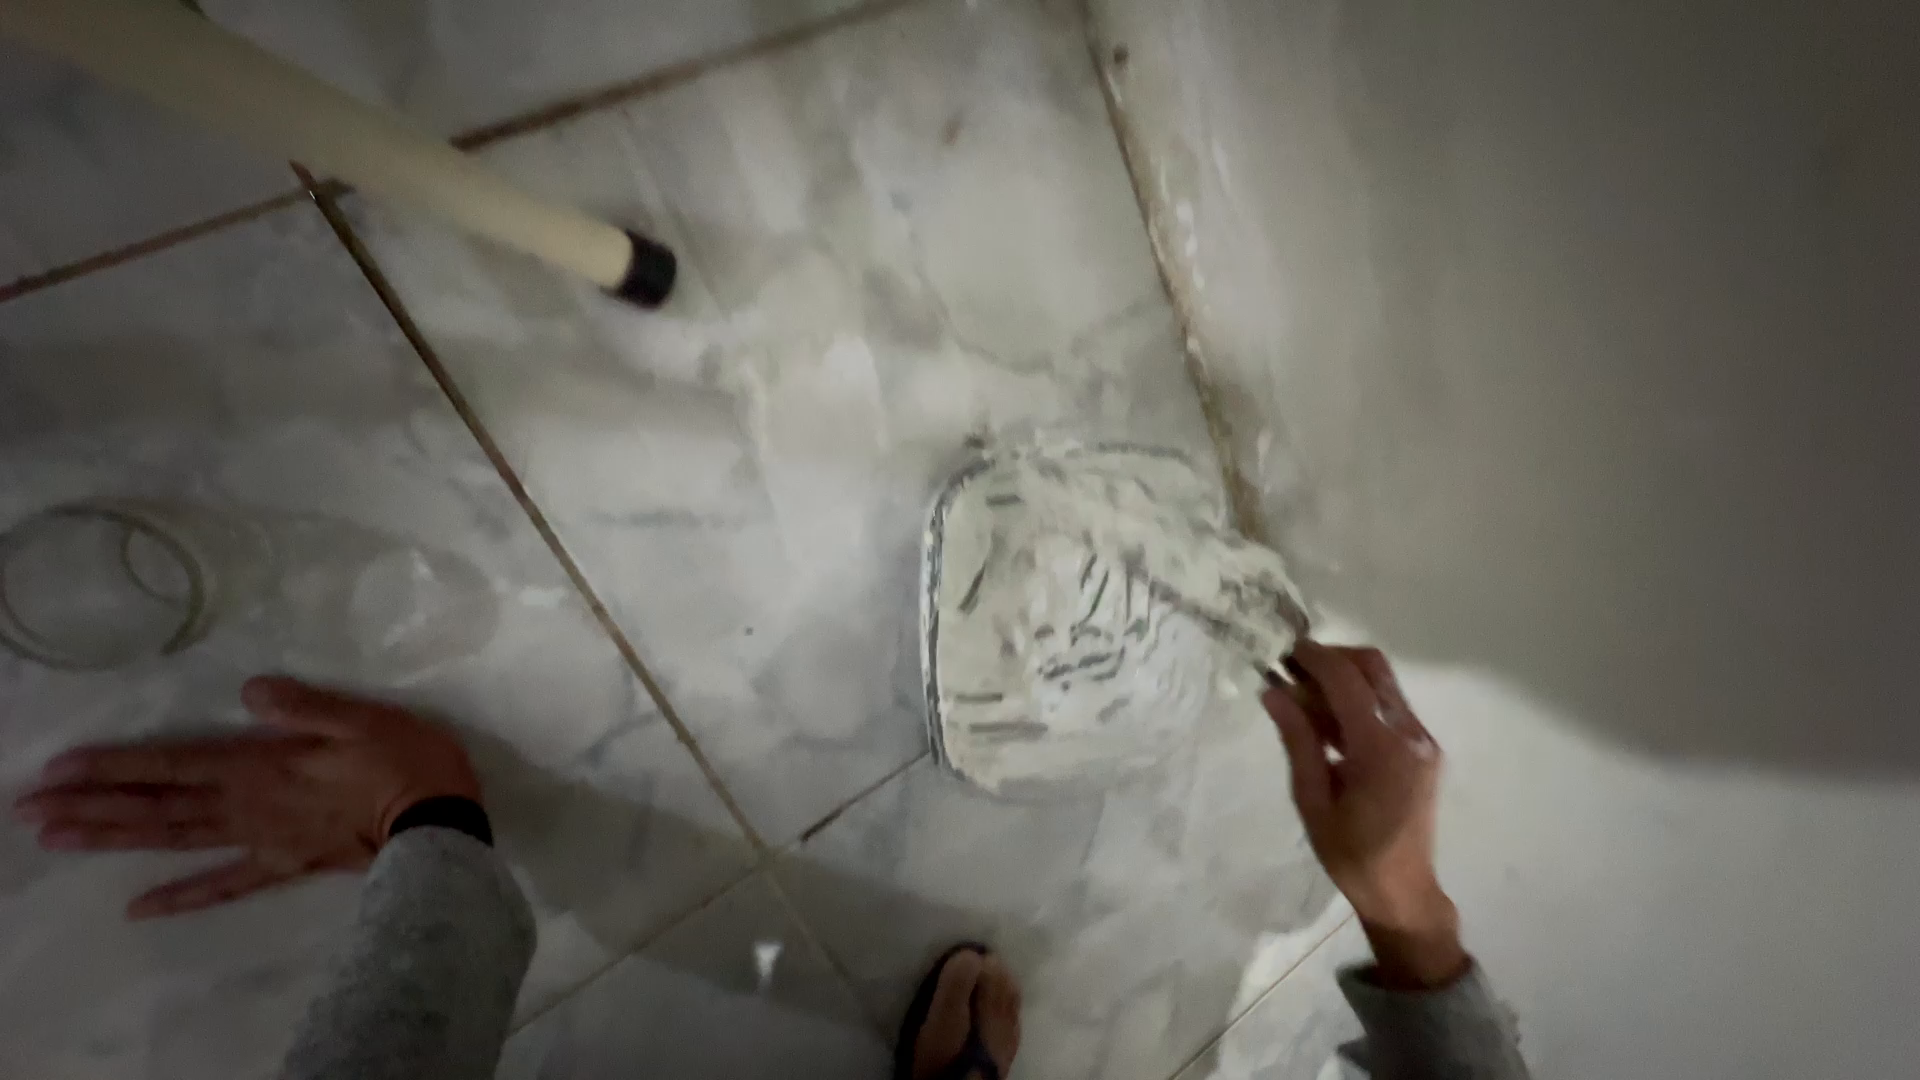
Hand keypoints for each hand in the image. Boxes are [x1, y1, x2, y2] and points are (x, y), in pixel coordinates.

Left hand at [12, 677, 480, 918]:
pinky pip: (226, 885)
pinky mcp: (286, 864)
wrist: (436, 818)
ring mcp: (263, 840)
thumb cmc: (405, 760)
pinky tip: (141, 907)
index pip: (179, 762)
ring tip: (59, 840)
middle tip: (29, 810)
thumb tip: (250, 690)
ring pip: (178, 839)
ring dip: (117, 839)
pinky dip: (183, 896)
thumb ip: (307, 706)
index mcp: (266, 765)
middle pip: (163, 804)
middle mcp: (250, 804)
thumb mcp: (366, 719)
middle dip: (96, 803)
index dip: (119, 763)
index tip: (58, 767)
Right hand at [1263, 642, 1467, 988]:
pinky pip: (1387, 704)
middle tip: (1291, 671)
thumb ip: (1297, 739)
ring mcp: (1422, 740)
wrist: (1403, 892)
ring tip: (1302, 696)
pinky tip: (1326, 721)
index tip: (1281, 650)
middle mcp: (1410, 735)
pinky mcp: (1423, 748)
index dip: (1313, 657)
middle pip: (1373, 667)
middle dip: (1331, 658)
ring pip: (1382, 681)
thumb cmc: (1350, 852)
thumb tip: (1273, 691)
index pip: (1347, 681)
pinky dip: (1356, 698)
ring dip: (1343, 677)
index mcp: (1381, 749)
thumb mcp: (1311, 798)